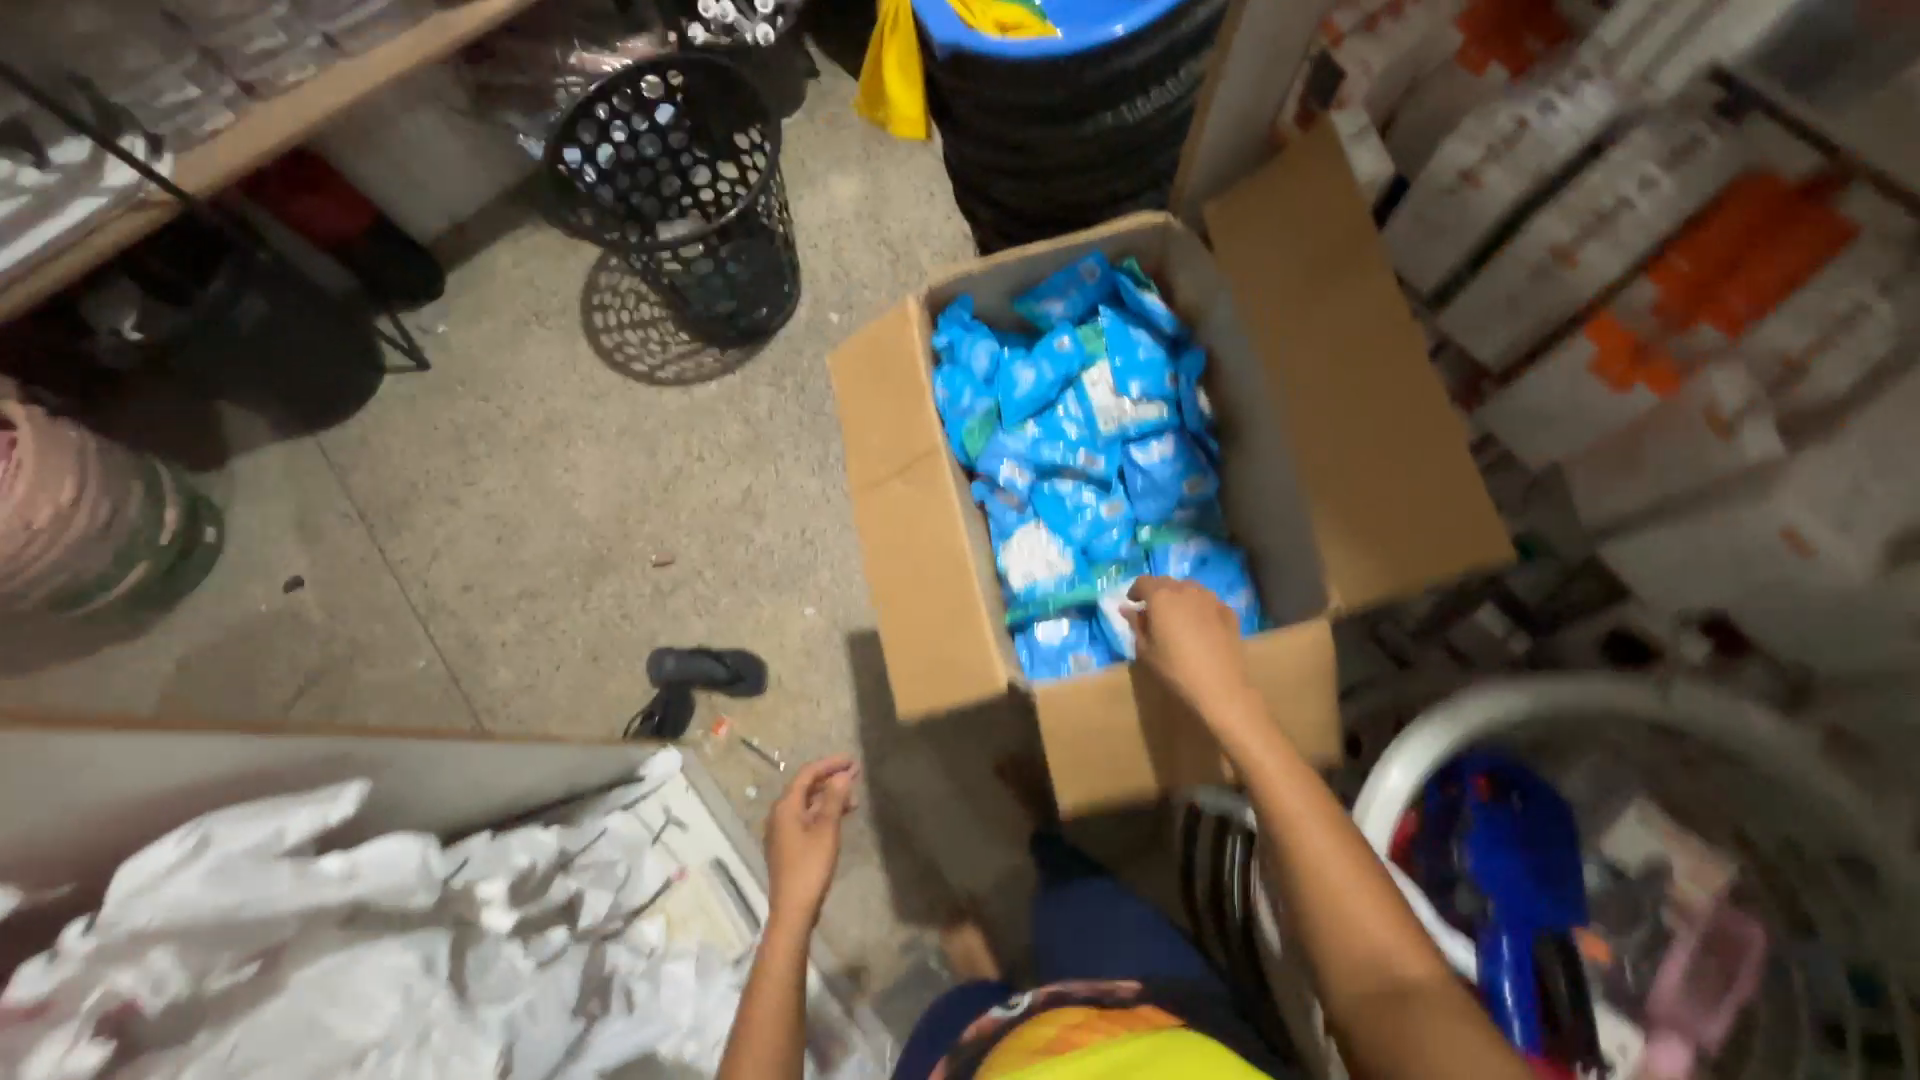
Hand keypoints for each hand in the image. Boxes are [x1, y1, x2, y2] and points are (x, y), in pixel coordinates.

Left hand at [765, 755, 860, 929]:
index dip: (830, 764)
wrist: (793, 909)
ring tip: (854, 799)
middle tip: (856, 774)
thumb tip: (842, 775)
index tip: (852, 761)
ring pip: (807, 804)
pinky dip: (823, 812)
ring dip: (829, 797)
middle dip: (831, 779)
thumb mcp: (827, 830)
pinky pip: (806, 818)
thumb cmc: (810, 866)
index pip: (807, 774)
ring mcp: (781, 831)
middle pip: (805, 787)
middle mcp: (779, 815)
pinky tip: (840, 818)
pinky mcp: (787, 846)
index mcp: (785, 807)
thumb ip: (834, 799)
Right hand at [1125, 576, 1258, 724]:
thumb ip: (1136, 625)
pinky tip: (1201, 626)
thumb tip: (1127, 609)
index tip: (1133, 604)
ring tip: (1178, 618)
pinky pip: (1208, 602)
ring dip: (1179, 597)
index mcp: (1161, 597)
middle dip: (1157, 593)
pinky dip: (1199, 607)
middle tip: (1154, 613)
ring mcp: (1210, 598)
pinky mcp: (1228, 610)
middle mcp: (1186, 589)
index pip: (1143, 581)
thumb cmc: (1175, 669)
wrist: (1220, 685)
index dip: (1135, 591)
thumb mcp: (1146, 650)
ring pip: (1190, 588)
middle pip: (1167, 582)